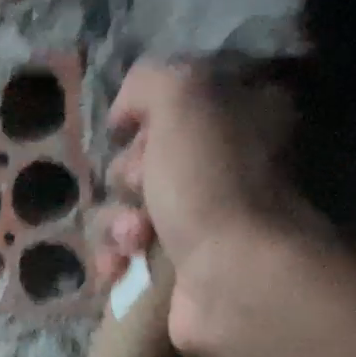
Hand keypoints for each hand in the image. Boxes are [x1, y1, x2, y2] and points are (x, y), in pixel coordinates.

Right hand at [87, 59, 320, 356]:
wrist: (232, 275)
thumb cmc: (211, 180)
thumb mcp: (182, 95)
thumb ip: (148, 81)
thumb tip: (124, 113)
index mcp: (241, 116)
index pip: (173, 105)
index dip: (145, 120)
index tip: (137, 135)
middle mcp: (225, 165)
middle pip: (142, 160)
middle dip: (128, 177)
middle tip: (142, 188)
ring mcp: (202, 220)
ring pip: (127, 209)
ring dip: (116, 224)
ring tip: (135, 239)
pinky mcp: (177, 267)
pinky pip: (124, 254)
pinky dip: (115, 259)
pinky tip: (120, 267)